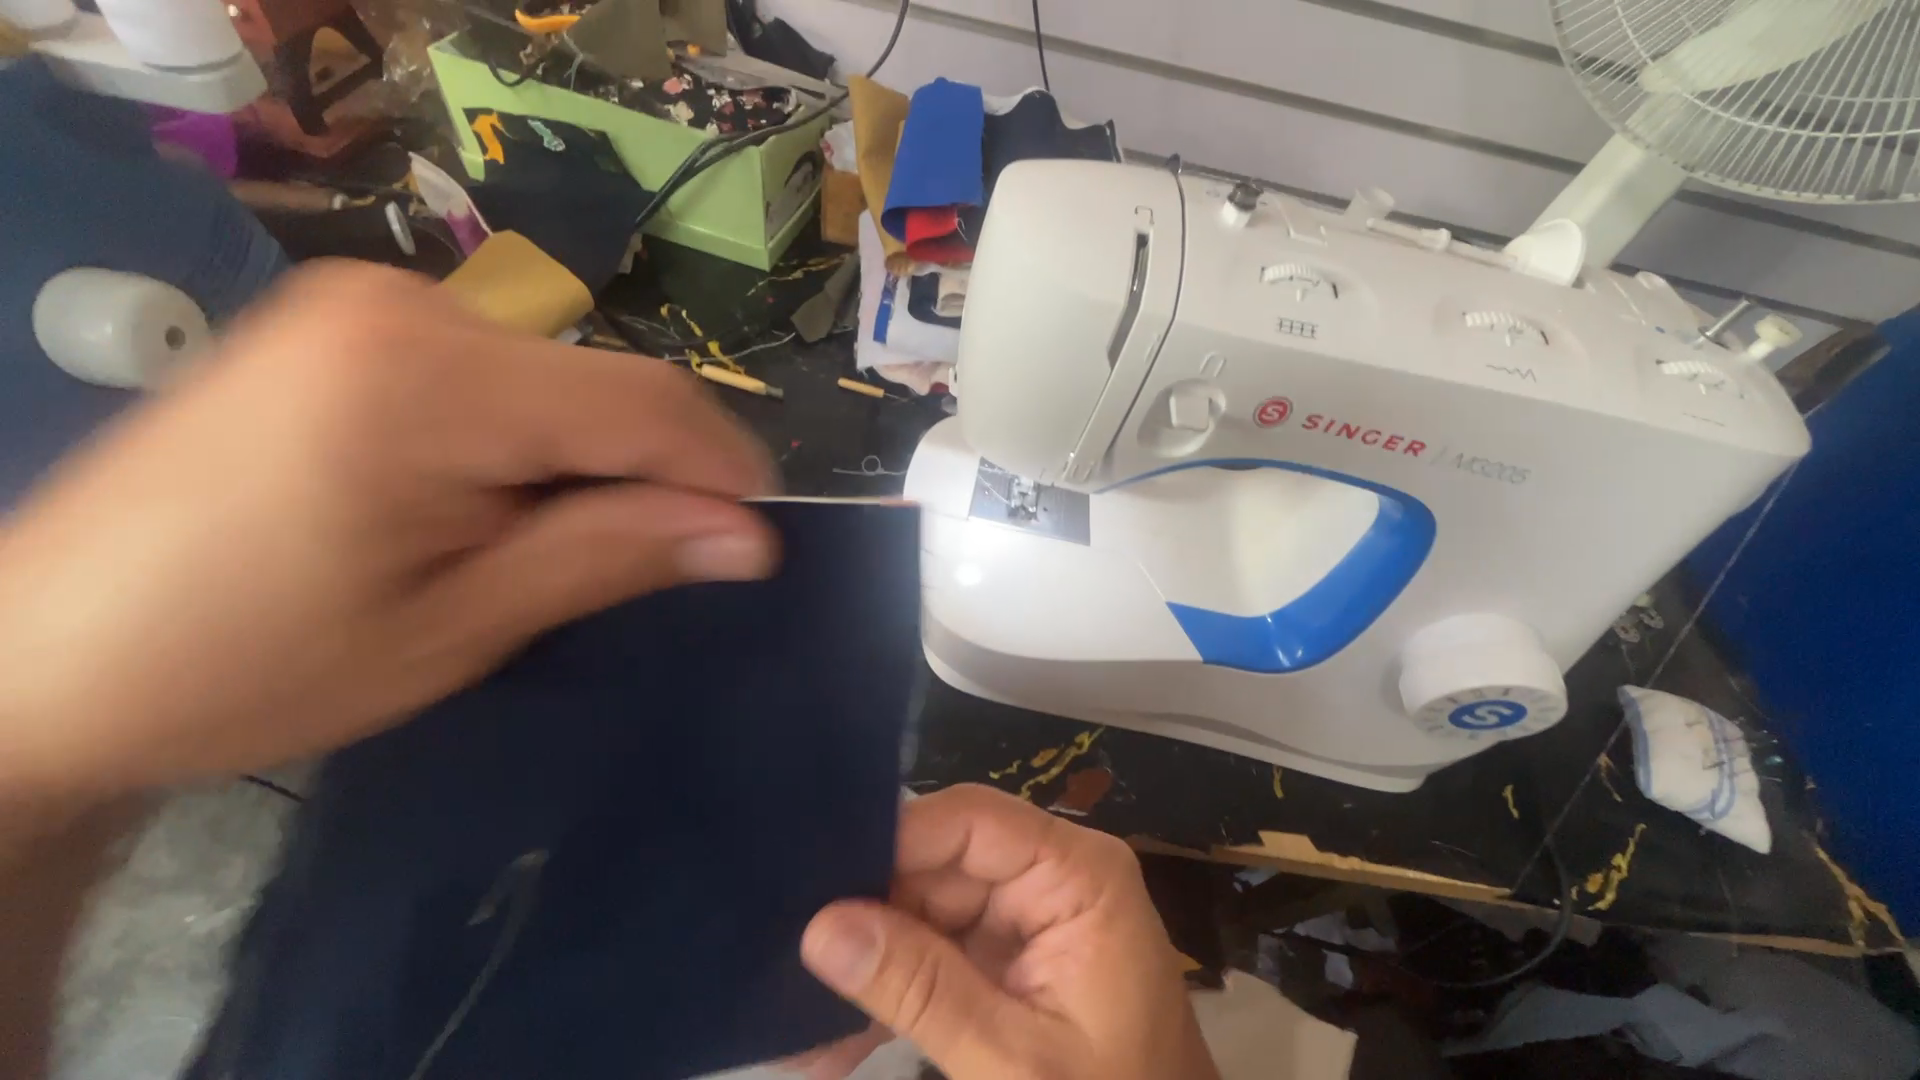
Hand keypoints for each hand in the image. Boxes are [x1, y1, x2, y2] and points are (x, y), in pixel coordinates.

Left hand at [0, 262, 777, 798]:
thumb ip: (612, 555)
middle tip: (656, 565)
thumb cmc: (249, 664)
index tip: (759, 542)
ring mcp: (377, 305)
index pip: (644, 402)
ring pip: (570, 380)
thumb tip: (750, 536)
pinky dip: (548, 440)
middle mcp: (409, 306)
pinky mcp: (359, 326)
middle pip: (610, 385)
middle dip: (659, 473)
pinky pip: (515, 376)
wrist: (34, 655)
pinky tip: (505, 502)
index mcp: (427, 379)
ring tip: (562, 545)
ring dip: (603, 461)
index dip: (724, 468)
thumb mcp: (460, 625)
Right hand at [795, 784, 1219, 1079]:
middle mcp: (1051, 875)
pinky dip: (895, 990)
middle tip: (790, 957)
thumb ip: (918, 989)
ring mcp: (1027, 915)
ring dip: (871, 964)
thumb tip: (821, 925)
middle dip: (868, 913)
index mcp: (1076, 874)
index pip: (972, 819)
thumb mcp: (1010, 1061)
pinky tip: (839, 1041)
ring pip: (925, 907)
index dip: (894, 839)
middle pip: (940, 861)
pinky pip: (937, 950)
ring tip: (806, 1023)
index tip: (814, 880)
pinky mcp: (1010, 955)